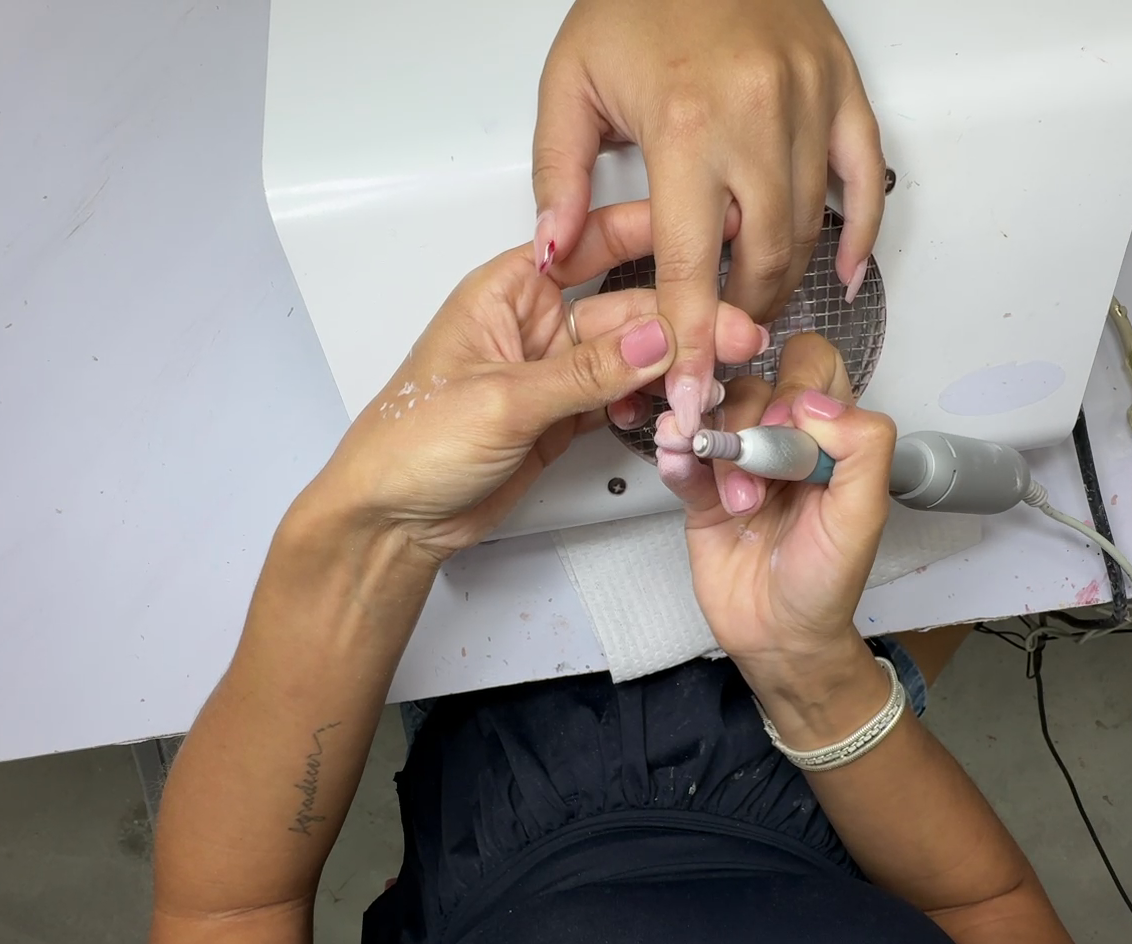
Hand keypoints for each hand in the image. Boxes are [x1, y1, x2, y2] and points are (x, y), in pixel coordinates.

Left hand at [308, 202, 767, 563]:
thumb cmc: (411, 445)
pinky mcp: (565, 416)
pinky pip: (621, 400)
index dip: (649, 237)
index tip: (705, 238)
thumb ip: (585, 373)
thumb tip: (653, 341)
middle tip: (733, 335)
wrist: (398, 519)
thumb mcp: (503, 400)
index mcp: (507, 292)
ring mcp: (555, 373)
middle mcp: (536, 326)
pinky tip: (673, 408)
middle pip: (624, 310)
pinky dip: (650, 405)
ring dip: (673, 368)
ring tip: (716, 378)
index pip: (588, 245)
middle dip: (680, 323)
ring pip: (630, 359)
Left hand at [532, 0, 885, 439]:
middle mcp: (757, 119)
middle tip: (717, 355)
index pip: (690, 271)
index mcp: (686, 125)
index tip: (691, 398)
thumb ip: (558, 178)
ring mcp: (810, 104)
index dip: (690, 346)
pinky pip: (867, 178)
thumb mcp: (570, 83)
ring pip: (807, 232)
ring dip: (780, 287)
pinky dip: (860, 232)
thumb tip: (555, 256)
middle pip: (760, 263)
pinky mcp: (842, 90)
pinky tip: (841, 273)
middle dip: (737, 322)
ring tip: (751, 317)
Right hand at [655, 334, 896, 741]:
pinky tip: (678, 463)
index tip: (790, 430)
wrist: (778, 635)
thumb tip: (815, 402)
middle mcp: (782, 441)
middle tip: (757, 472)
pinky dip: (676, 455)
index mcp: (829, 439)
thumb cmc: (826, 581)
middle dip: (750, 421)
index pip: (813, 366)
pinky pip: (681, 454)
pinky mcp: (701, 491)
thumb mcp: (862, 517)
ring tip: (731, 500)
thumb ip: (862, 449)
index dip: (796, 385)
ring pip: (713, 413)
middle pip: (753, 382)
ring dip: (716, 447)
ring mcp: (738, 463)